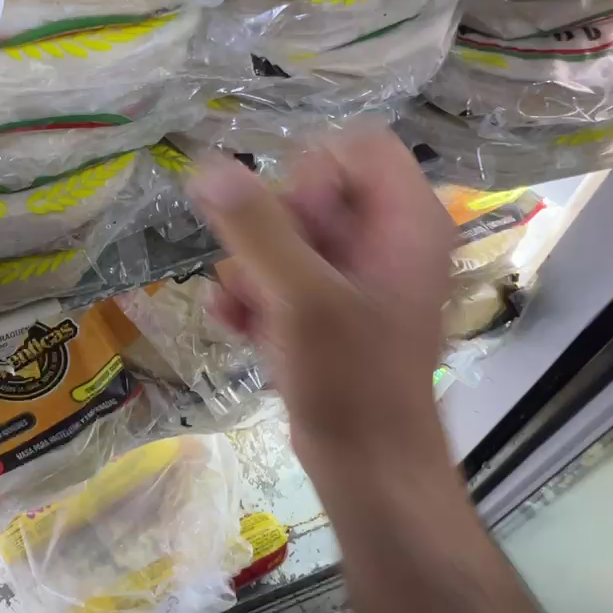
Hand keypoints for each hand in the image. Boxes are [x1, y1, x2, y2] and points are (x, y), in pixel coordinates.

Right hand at [187, 125, 453, 472]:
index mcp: (405, 221)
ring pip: (284, 236)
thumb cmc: (351, 380)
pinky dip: (252, 296)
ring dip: (249, 269)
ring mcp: (353, 276)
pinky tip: (234, 326)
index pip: (356, 145)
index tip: (290, 220)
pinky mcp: (326, 309)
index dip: (310, 172)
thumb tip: (207, 166)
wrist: (367, 467)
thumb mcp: (300, 297)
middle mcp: (384, 239)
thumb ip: (255, 228)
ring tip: (243, 308)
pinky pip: (278, 275)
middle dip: (268, 230)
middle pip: (310, 190)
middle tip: (264, 273)